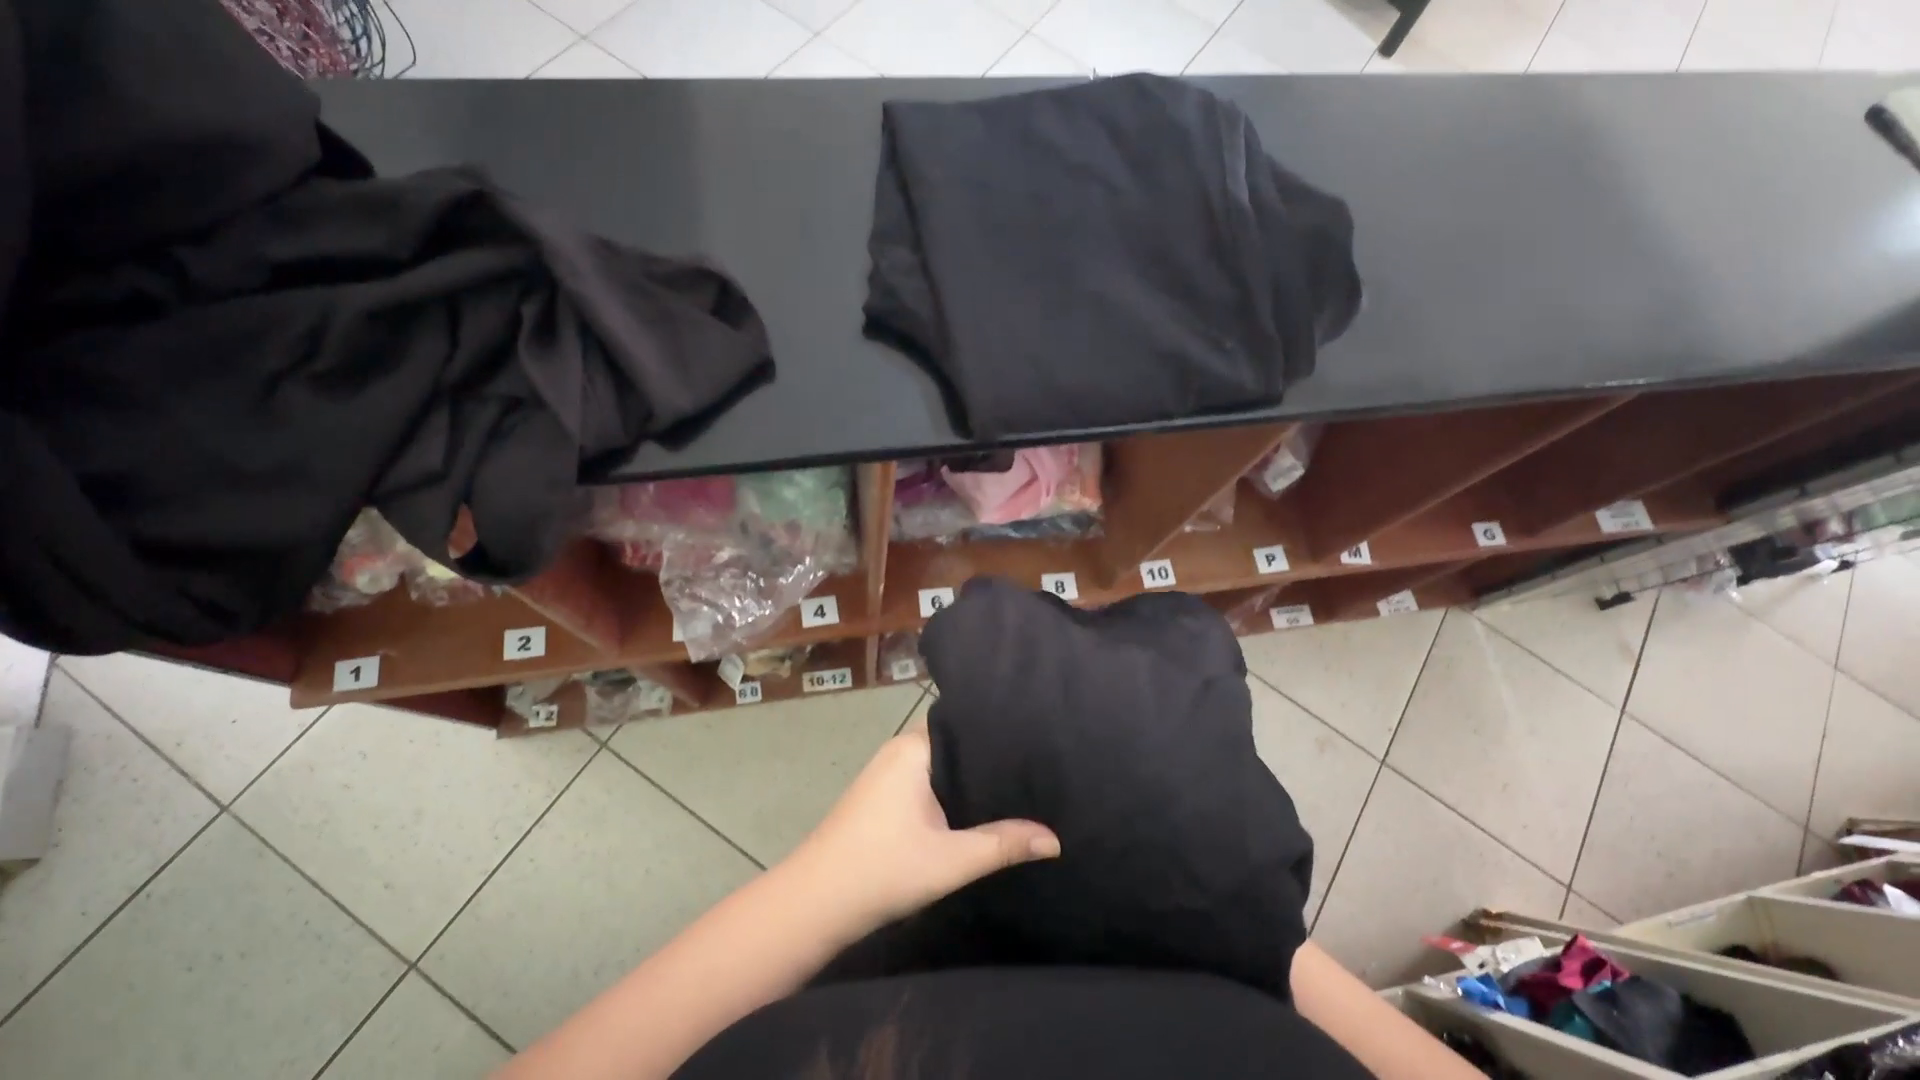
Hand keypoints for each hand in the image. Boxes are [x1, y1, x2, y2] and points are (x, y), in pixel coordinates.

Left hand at [785, 726, 1060, 932]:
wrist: (814, 904)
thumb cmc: (882, 869)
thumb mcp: (951, 860)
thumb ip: (1004, 844)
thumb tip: (1055, 839)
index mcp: (913, 749)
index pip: (966, 724)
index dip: (1001, 734)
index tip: (1040, 743)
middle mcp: (899, 751)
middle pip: (956, 747)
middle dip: (991, 762)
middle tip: (1040, 770)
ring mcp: (887, 775)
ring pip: (941, 769)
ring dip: (970, 782)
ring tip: (1021, 790)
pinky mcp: (881, 800)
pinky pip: (926, 785)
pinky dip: (950, 796)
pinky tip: (978, 812)